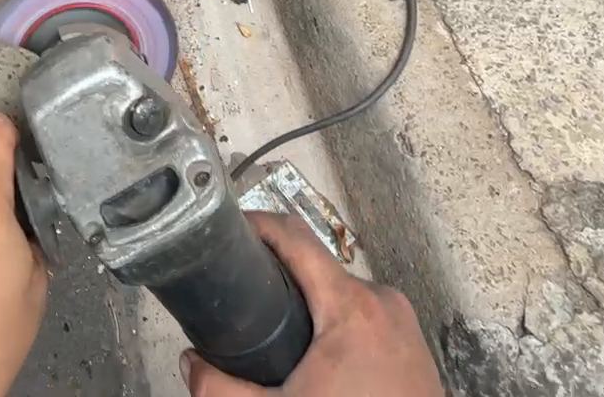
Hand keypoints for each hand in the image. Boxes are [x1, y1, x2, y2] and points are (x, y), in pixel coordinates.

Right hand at [181, 212, 441, 395]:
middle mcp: (381, 301)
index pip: (293, 234)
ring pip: (337, 288)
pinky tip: (313, 349)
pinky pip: (361, 310)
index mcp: (350, 306)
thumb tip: (190, 361)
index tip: (227, 229)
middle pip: (313, 263)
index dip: (255, 222)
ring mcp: (402, 321)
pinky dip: (332, 319)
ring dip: (306, 299)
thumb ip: (221, 390)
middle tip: (242, 293)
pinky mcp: (413, 343)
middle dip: (276, 272)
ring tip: (275, 326)